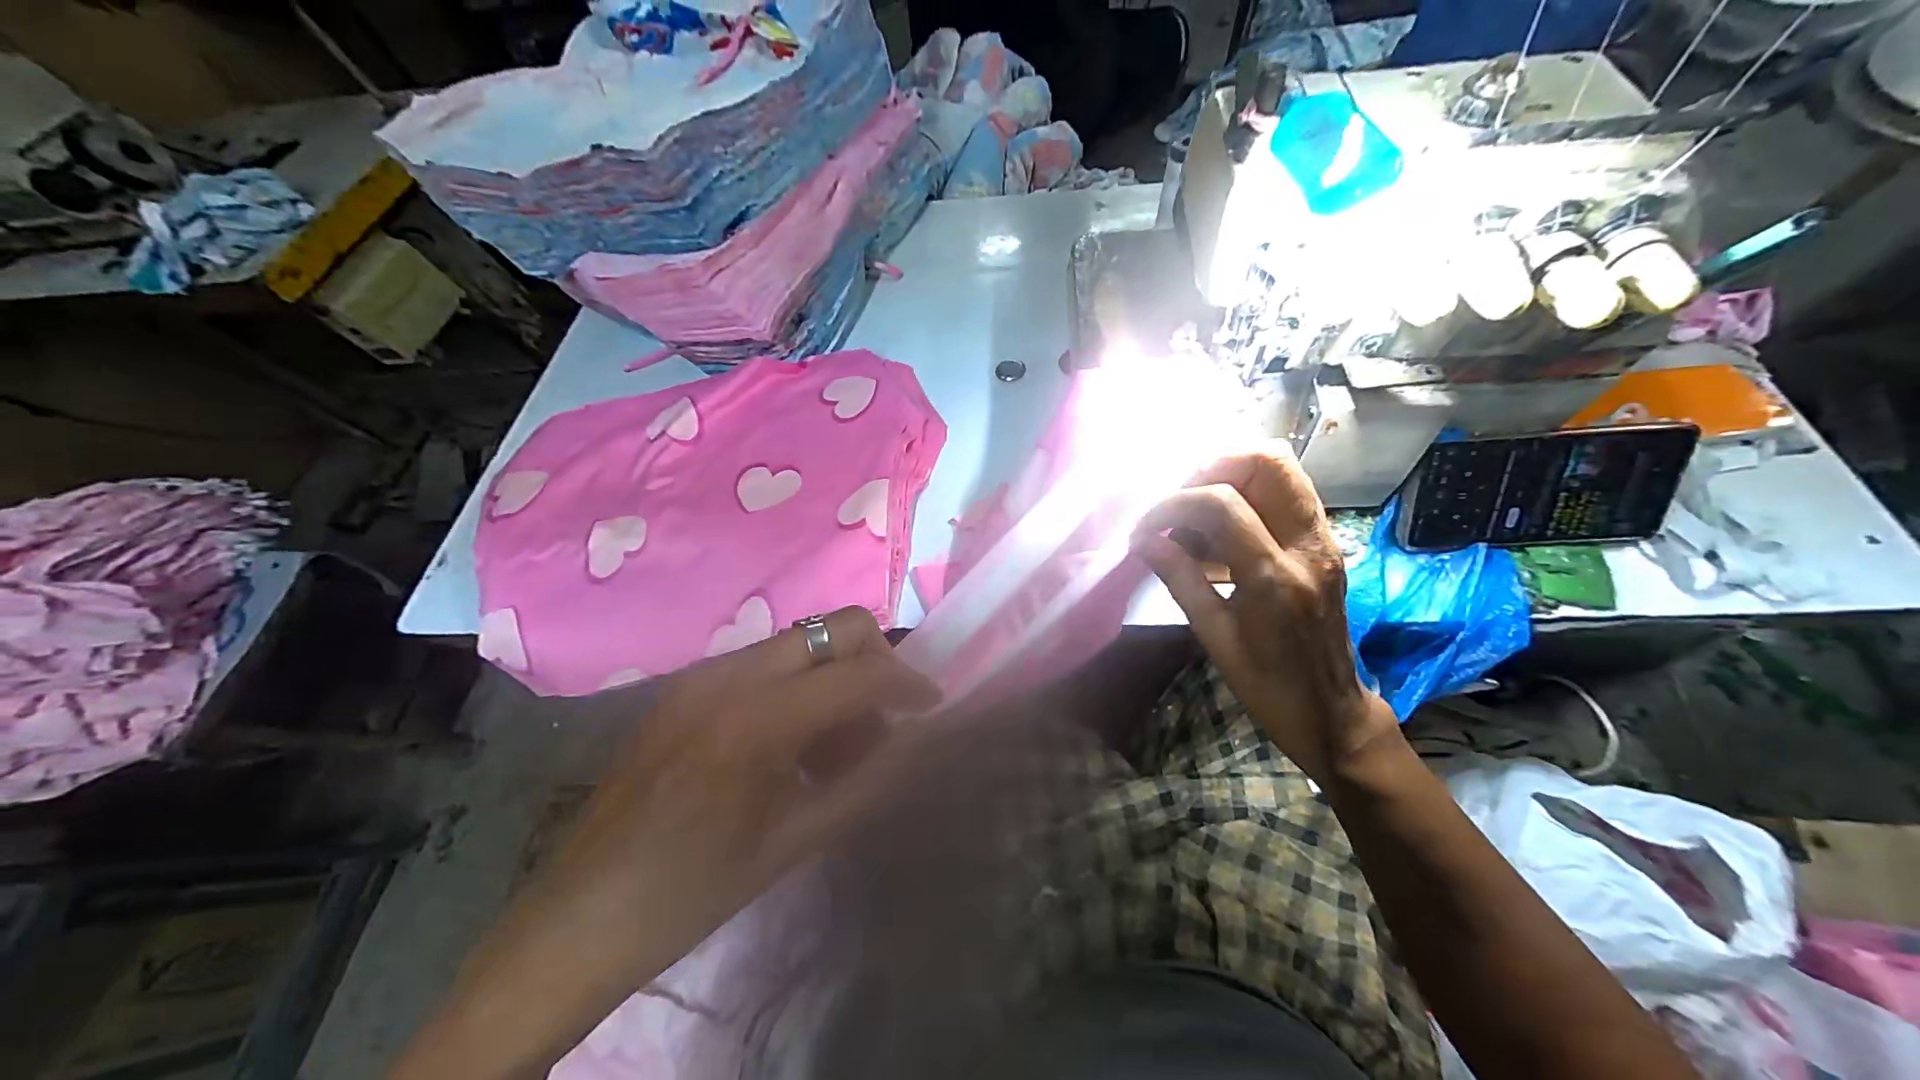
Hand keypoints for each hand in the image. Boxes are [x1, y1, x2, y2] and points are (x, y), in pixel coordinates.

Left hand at [388, 607, 935, 1079]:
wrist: (577, 919)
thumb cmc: (691, 892)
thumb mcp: (792, 843)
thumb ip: (867, 785)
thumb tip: (920, 746)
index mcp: (757, 719)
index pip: (860, 673)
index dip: (910, 684)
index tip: (934, 708)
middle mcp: (730, 675)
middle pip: (835, 625)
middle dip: (876, 661)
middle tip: (886, 722)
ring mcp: (702, 676)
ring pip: (801, 643)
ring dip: (837, 677)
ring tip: (839, 750)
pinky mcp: (685, 689)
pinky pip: (764, 666)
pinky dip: (799, 689)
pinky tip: (792, 750)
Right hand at [1131, 444, 1398, 783]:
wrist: (1331, 711)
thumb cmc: (1266, 685)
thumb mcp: (1214, 637)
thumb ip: (1180, 579)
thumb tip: (1144, 540)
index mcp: (1275, 578)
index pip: (1220, 504)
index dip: (1171, 505)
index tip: (1145, 528)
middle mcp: (1308, 546)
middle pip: (1266, 461)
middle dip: (1210, 468)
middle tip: (1179, 503)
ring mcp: (1324, 540)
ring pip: (1282, 467)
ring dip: (1230, 475)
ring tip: (1195, 513)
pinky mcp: (1326, 543)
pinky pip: (1287, 492)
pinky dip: (1248, 493)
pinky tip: (1220, 530)